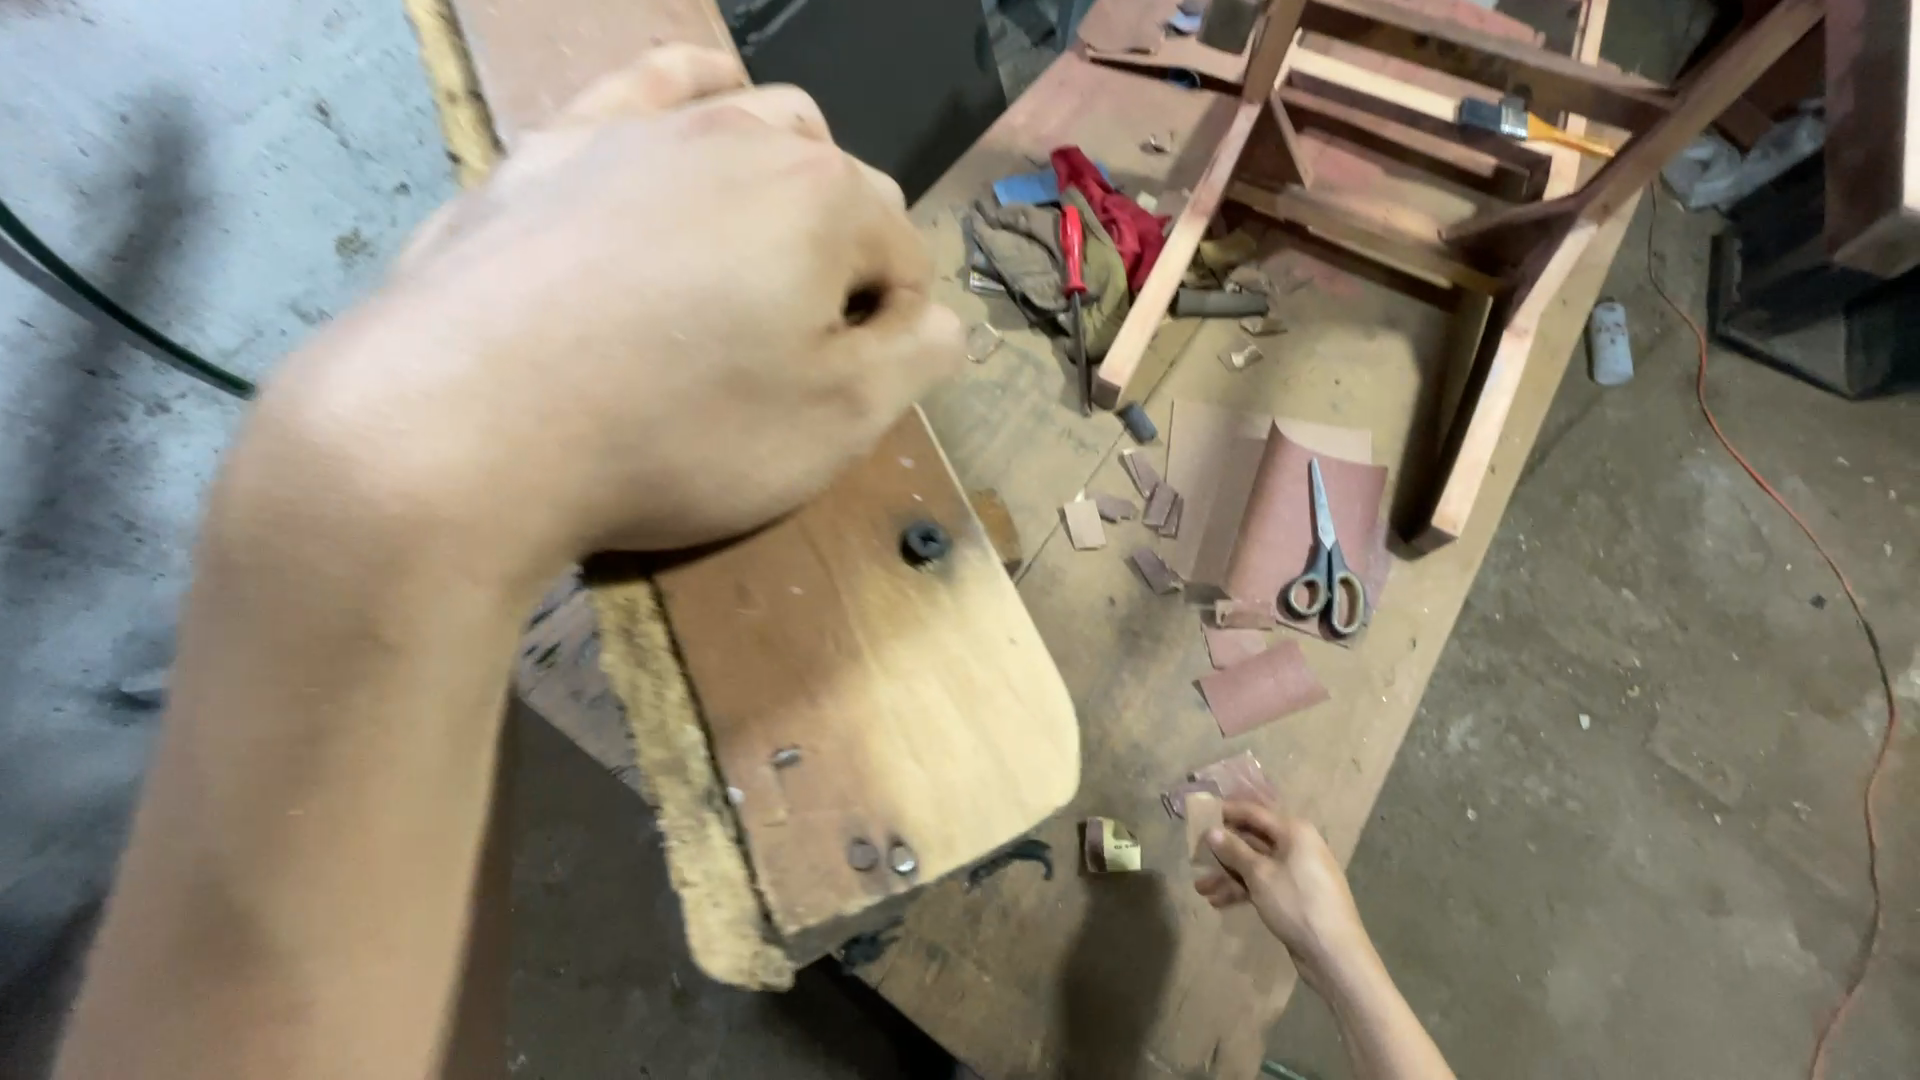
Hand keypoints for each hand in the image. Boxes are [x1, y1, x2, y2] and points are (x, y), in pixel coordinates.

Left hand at [255, 45, 961, 574]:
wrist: (464, 431)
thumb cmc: (681, 434)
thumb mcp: (836, 422)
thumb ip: (917, 359)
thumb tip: (947, 322)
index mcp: (825, 200)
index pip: (906, 256)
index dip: (896, 328)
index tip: (850, 390)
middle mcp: (741, 138)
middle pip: (840, 183)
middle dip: (847, 256)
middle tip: (802, 343)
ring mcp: (638, 129)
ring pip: (755, 122)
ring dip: (785, 185)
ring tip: (758, 258)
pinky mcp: (550, 146)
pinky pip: (645, 89)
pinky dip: (688, 106)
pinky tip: (691, 131)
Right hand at [1195, 803, 1366, 979]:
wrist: (1336, 956)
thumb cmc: (1297, 904)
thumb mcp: (1260, 874)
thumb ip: (1234, 850)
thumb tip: (1211, 831)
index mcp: (1294, 832)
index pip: (1253, 813)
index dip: (1224, 813)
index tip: (1198, 816)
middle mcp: (1297, 846)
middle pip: (1252, 840)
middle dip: (1223, 851)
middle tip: (1195, 856)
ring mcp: (1297, 872)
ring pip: (1255, 865)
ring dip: (1228, 874)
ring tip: (1201, 888)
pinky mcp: (1294, 895)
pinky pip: (1264, 883)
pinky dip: (1242, 889)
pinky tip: (1218, 902)